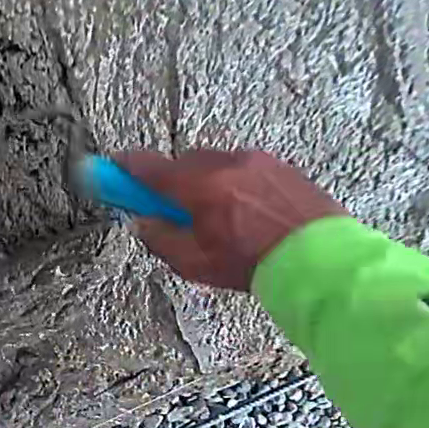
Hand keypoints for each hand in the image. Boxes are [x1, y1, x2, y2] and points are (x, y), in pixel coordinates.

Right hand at [122, 149, 346, 290]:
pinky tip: (244, 212)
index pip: (151, 170)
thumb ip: (162, 239)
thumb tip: (143, 224)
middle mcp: (229, 165)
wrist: (319, 261)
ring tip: (217, 218)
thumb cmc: (256, 266)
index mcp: (203, 188)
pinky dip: (235, 184)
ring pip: (216, 164)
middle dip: (173, 182)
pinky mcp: (280, 167)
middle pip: (184, 164)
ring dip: (206, 183)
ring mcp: (258, 162)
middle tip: (172, 208)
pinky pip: (245, 168)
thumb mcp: (196, 263)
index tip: (109, 167)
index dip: (126, 169)